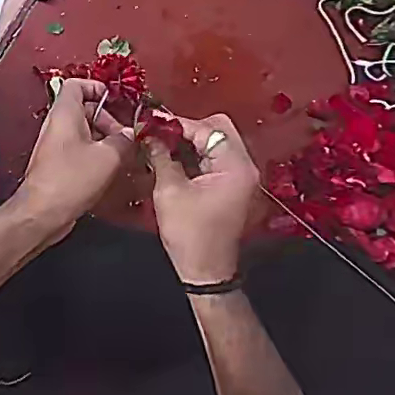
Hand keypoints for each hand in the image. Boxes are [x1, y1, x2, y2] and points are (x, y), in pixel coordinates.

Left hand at [16, 78, 135, 233]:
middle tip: (125, 136)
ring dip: (104, 138)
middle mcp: (57, 125)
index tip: (115, 99)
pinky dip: (95, 153)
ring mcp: (56, 145)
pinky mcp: (57, 164)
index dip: (96, 87)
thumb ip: (124, 141)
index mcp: (65, 113)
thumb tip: (131, 134)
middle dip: (108, 119)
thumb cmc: (71, 178)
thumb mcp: (107, 156)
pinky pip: (79, 149)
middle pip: (84, 109)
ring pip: (84, 131)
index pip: (76, 84)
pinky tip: (110, 168)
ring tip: (122, 154)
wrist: (41, 213)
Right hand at [144, 113, 259, 283]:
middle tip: (160, 134)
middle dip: (187, 129)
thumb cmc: (189, 234)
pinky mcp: (233, 183)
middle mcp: (244, 165)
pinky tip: (174, 158)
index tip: (152, 123)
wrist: (207, 272)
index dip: (177, 124)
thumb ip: (161, 156)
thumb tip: (149, 134)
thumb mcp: (169, 191)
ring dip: (190, 141)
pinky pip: (215, 157)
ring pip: (216, 141)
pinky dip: (196, 154)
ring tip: (162, 144)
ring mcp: (241, 175)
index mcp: (235, 166)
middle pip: (217, 128)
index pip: (206, 128)